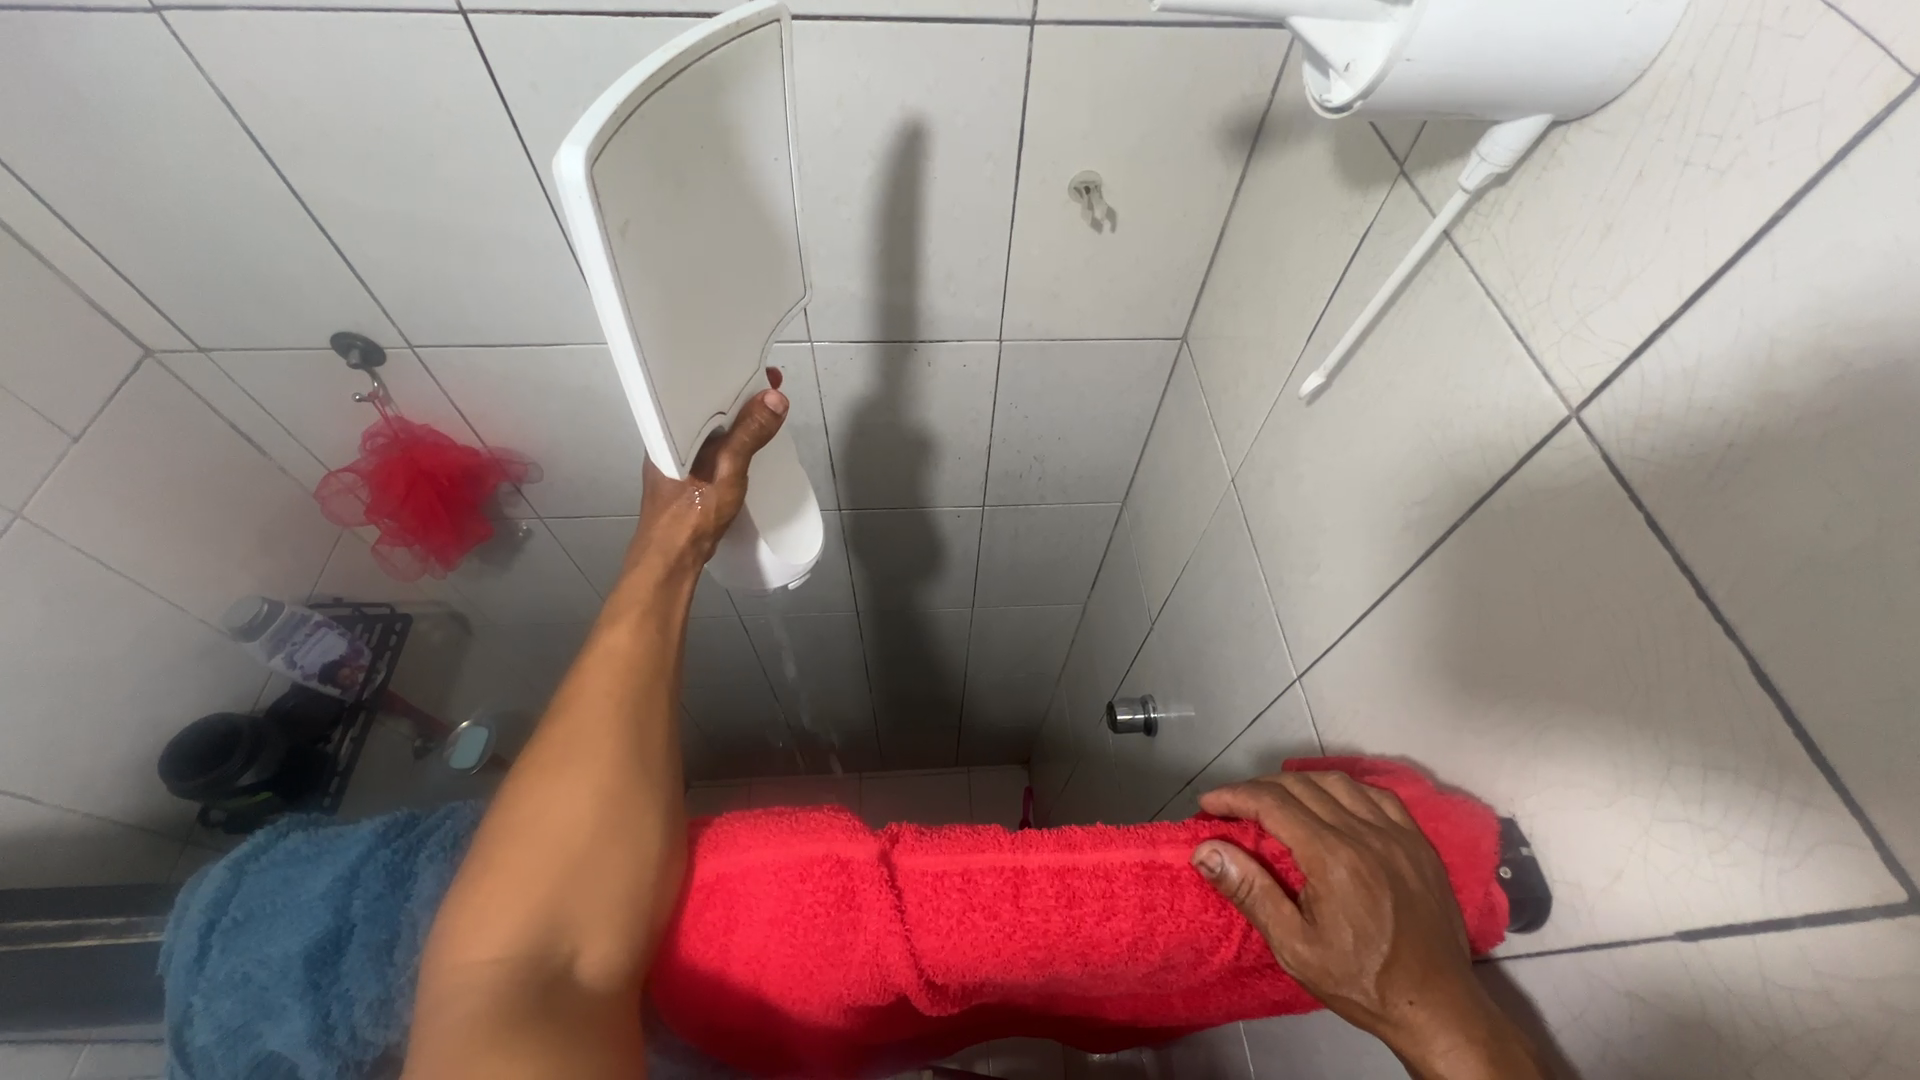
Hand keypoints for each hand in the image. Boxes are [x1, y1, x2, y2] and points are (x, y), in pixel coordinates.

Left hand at [627, 371, 787, 574]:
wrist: (670, 561)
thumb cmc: (691, 517)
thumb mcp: (726, 471)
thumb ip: (749, 436)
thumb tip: (775, 398)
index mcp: (668, 428)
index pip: (701, 387)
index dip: (733, 376)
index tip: (765, 372)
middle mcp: (669, 437)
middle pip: (707, 405)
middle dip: (740, 395)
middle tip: (773, 388)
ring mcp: (677, 457)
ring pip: (711, 426)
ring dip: (738, 418)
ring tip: (768, 411)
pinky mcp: (687, 474)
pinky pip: (712, 445)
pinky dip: (733, 438)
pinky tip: (750, 443)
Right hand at [1192, 772, 1543, 1078]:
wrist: (1437, 1008)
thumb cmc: (1360, 981)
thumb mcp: (1294, 947)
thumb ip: (1249, 891)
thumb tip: (1205, 850)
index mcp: (1332, 857)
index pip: (1271, 803)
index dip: (1234, 796)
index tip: (1208, 805)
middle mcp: (1365, 835)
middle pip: (1300, 785)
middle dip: (1257, 788)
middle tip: (1233, 806)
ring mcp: (1397, 835)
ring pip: (1337, 782)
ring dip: (1297, 783)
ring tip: (1274, 799)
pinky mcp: (1419, 843)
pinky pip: (1376, 795)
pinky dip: (1343, 789)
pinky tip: (1330, 802)